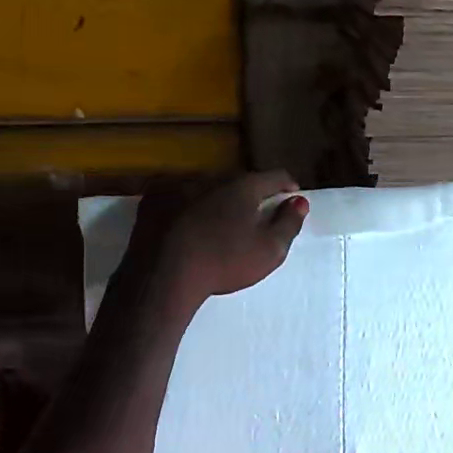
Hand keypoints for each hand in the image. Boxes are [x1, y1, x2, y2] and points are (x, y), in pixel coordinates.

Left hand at [139, 172, 307, 303]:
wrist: (162, 276)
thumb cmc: (223, 263)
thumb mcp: (269, 251)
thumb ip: (289, 223)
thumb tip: (300, 201)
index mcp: (243, 186)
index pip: (274, 176)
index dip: (288, 186)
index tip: (292, 197)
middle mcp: (212, 177)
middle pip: (239, 180)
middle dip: (250, 194)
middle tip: (254, 215)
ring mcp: (179, 184)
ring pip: (207, 186)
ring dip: (217, 198)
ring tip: (218, 221)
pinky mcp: (153, 198)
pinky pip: (178, 195)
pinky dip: (187, 204)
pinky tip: (186, 223)